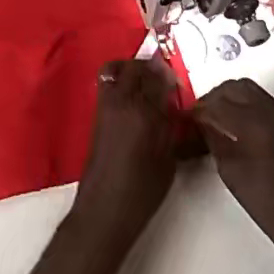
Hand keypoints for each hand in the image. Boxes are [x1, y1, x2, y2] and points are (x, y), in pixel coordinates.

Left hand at [69, 59, 182, 250]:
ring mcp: (104, 106)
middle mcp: (121, 102)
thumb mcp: (169, 156)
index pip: (157, 77)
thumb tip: (176, 103)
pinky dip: (119, 81)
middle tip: (164, 78)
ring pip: (115, 71)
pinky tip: (135, 99)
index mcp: (143, 111)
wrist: (106, 206)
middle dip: (150, 67)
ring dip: (131, 70)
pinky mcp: (96, 115)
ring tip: (147, 84)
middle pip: (134, 68)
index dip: (169, 74)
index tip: (178, 77)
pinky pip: (107, 85)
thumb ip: (172, 124)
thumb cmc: (144, 188)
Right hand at [192, 79, 273, 249]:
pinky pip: (268, 104)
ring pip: (253, 91)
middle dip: (216, 96)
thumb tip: (203, 123)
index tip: (191, 116)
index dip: (200, 108)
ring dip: (234, 98)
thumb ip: (214, 138)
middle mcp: (272, 113)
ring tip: (222, 116)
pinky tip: (242, 125)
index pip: (218, 102)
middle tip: (204, 111)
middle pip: (236, 87)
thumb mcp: (229, 169)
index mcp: (253, 125)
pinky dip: (251, 107)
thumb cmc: (263, 200)